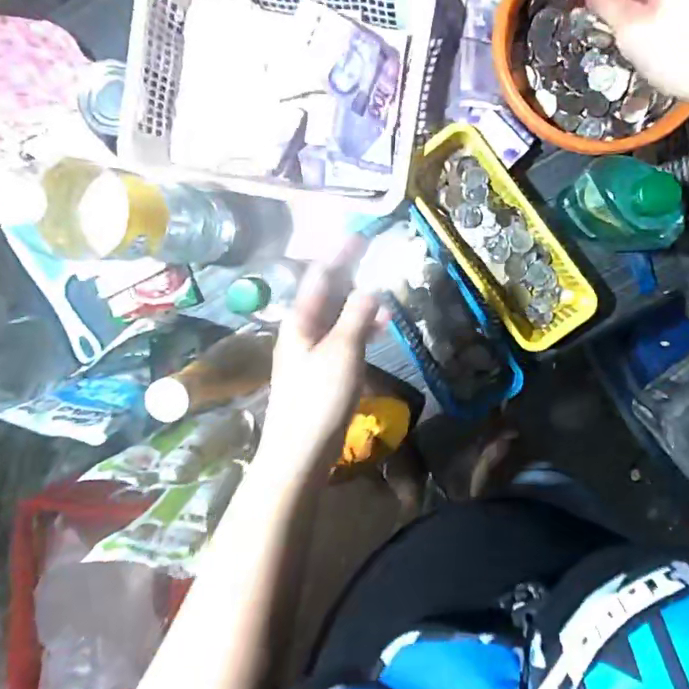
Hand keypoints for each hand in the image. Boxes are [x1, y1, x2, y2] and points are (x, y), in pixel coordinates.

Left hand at [251, 246, 382, 481]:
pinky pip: (340, 340)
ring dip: (359, 307)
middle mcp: (300, 331)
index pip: (320, 276)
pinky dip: (359, 332)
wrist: (299, 452)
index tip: (360, 236)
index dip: (341, 255)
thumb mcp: (343, 351)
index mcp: (300, 320)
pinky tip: (377, 334)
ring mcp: (308, 353)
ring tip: (388, 302)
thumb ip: (357, 315)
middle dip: (352, 278)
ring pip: (336, 318)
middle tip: (379, 263)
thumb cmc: (320, 398)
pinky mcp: (319, 373)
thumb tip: (371, 286)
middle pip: (327, 295)